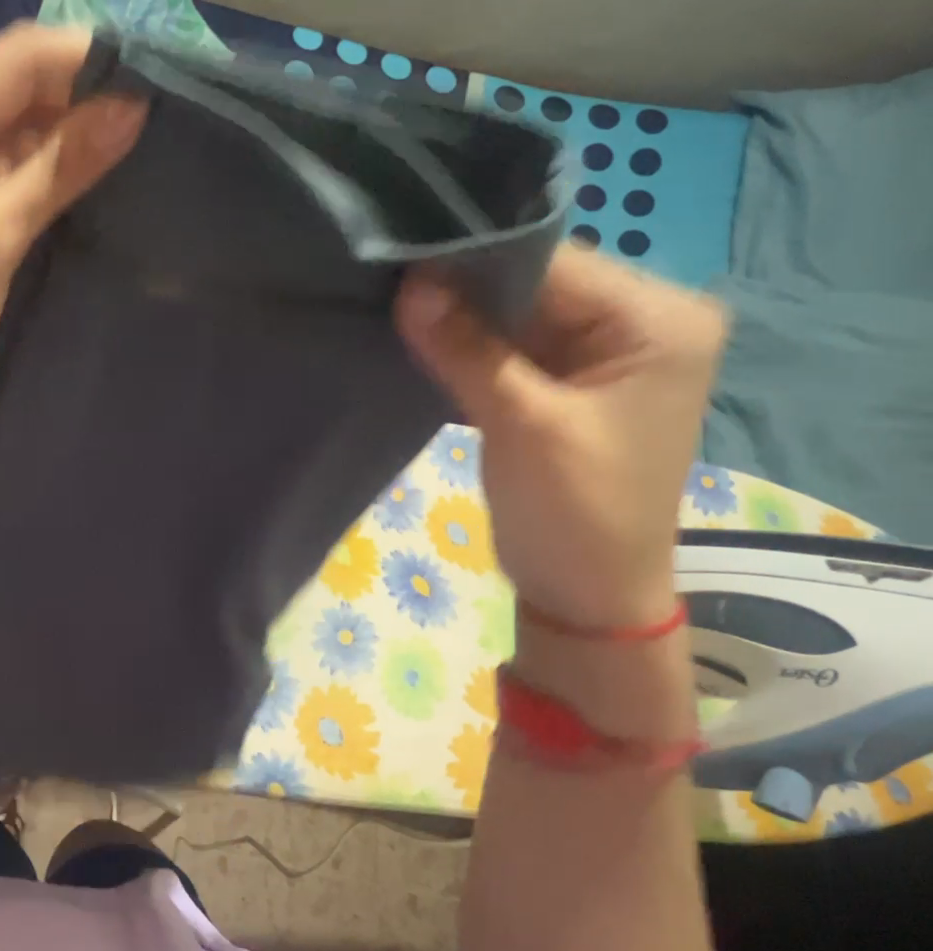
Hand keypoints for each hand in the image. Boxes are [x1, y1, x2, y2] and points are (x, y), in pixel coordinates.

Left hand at [0, 24, 145, 494]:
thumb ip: (60, 167)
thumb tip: (133, 105)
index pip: (19, 57)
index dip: (90, 61)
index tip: (158, 84)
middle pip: (16, 85)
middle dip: (83, 98)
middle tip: (156, 122)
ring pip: (13, 127)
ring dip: (68, 136)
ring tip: (138, 148)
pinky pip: (0, 166)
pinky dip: (42, 171)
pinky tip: (91, 179)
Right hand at [394, 246, 726, 629]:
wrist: (587, 594)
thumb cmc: (574, 510)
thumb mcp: (521, 424)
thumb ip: (466, 350)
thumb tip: (410, 284)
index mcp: (659, 319)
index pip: (553, 263)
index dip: (474, 262)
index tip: (399, 262)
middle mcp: (642, 322)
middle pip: (535, 285)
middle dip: (462, 290)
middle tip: (385, 284)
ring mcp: (604, 354)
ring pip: (516, 317)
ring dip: (459, 320)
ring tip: (391, 310)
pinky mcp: (569, 384)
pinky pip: (510, 348)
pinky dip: (467, 349)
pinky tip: (418, 342)